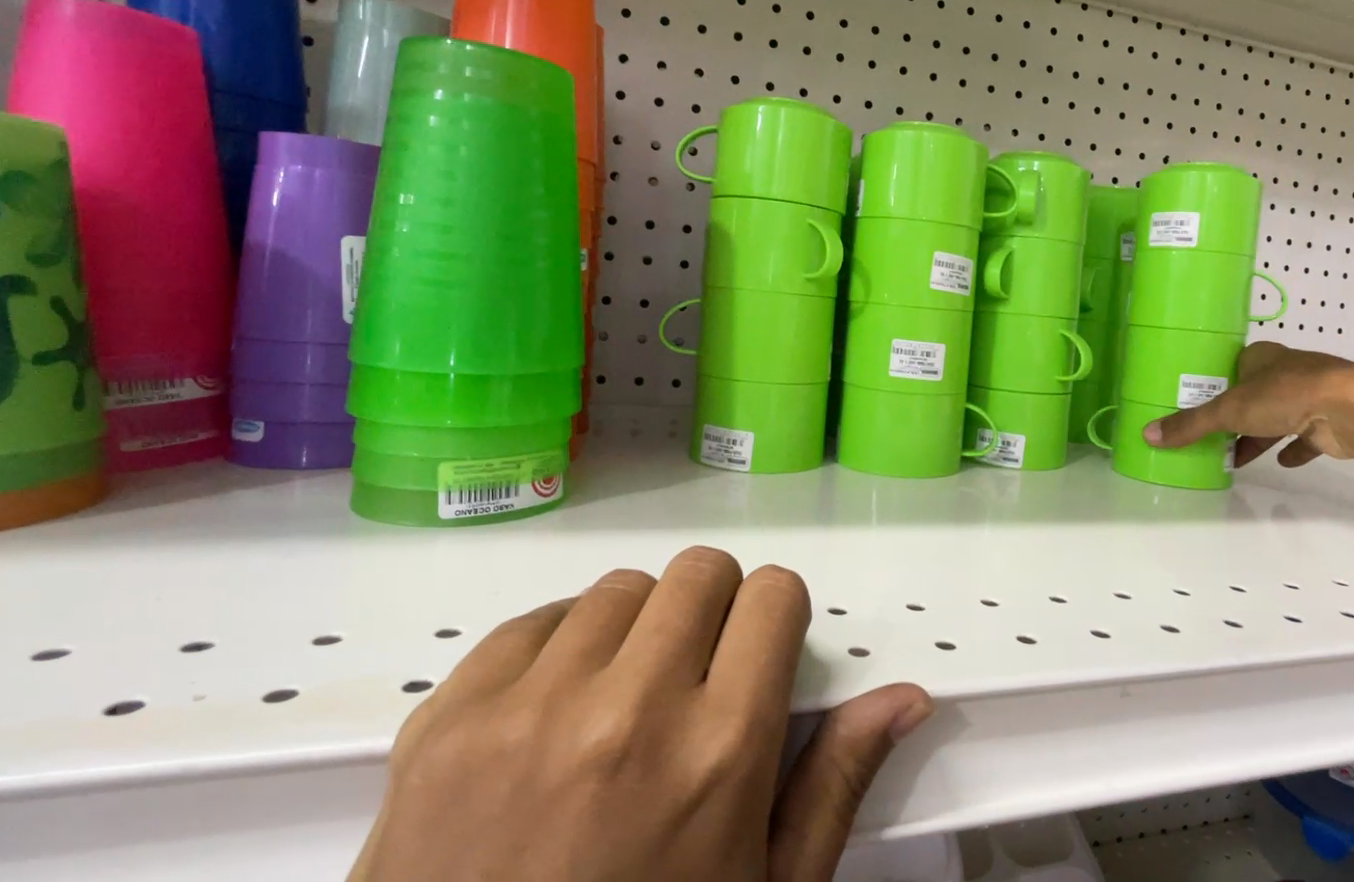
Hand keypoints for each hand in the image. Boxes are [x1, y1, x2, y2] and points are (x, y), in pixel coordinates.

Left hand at [351, 546, 934, 881]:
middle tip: (698, 674)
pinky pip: (532, 621)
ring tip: (621, 701)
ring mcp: (529, 707)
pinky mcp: (449, 715)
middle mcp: (630, 708)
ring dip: (638, 630)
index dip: (775, 620)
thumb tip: (904, 697)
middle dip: (714, 610)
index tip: (759, 655)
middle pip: (700, 573)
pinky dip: (559, 649)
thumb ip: (835, 780)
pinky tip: (554, 714)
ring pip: (619, 590)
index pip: (774, 595)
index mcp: (721, 751)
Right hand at [1142, 342, 1353, 468]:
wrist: (1351, 409)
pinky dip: (1294, 448)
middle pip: (1253, 394)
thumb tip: (1148, 434)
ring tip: (1237, 456)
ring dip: (1259, 435)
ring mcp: (1311, 395)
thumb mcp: (1228, 410)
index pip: (1232, 366)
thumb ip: (1191, 424)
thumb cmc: (1284, 395)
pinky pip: (1307, 437)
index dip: (1215, 382)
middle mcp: (1286, 371)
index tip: (1198, 401)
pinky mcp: (1330, 420)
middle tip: (1212, 435)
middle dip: (1235, 416)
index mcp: (1261, 357)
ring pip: (1278, 416)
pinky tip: (1282, 462)